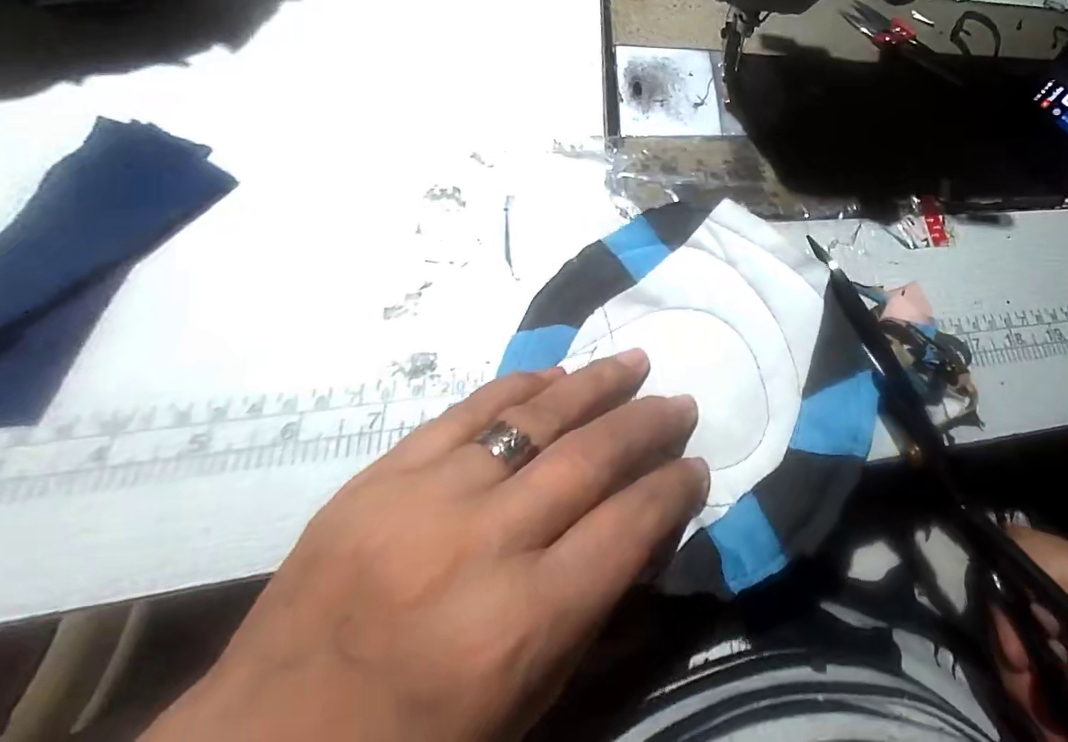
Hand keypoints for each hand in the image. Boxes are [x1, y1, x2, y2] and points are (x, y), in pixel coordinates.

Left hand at [146, 352, 707, 741]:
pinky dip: (519, 387)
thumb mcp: (536, 690)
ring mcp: (418, 508)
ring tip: (635, 362)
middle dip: (650, 422)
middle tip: (681, 404)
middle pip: (592, 457)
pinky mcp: (371, 484)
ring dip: (596, 384)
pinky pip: (463, 415)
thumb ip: (601, 596)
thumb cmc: (422, 736)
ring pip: (533, 420)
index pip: (633, 520)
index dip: (677, 485)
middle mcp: (478, 551)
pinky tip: (556, 375)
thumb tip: (651, 517)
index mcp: (524, 619)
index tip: (696, 467)